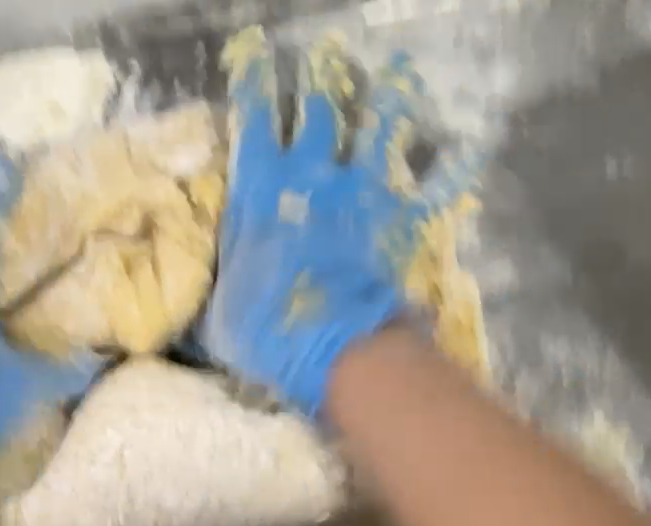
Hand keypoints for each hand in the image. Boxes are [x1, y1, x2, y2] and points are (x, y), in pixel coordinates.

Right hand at [203, 34, 473, 417]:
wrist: (335, 349)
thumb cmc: (265, 332)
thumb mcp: (216, 317)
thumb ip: (208, 291)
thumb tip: (181, 305)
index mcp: (260, 189)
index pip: (253, 119)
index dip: (254, 82)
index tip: (257, 53)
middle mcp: (311, 175)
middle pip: (318, 110)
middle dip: (319, 78)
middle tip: (322, 55)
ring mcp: (360, 194)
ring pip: (380, 129)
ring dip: (388, 99)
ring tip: (395, 71)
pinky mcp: (397, 221)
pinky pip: (433, 188)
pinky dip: (452, 168)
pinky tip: (470, 145)